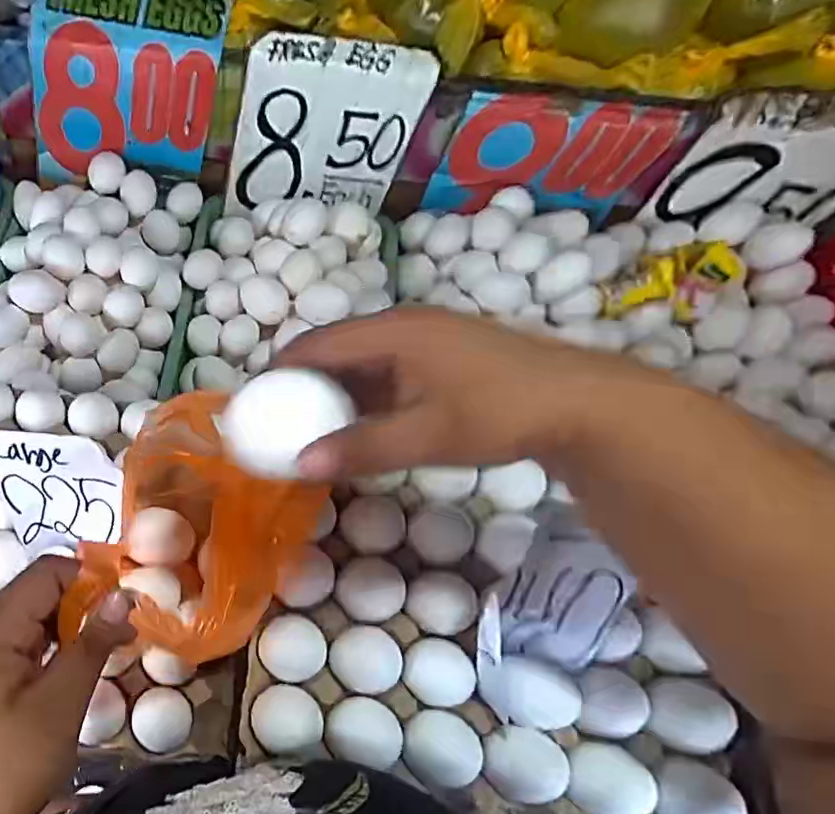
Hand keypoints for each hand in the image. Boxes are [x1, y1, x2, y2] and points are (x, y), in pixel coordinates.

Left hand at [0, 557, 134, 813]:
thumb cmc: (6, 766)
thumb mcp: (61, 703)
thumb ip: (92, 644)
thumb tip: (122, 595)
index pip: (47, 573)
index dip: (91, 578)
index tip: (129, 604)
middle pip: (42, 594)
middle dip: (89, 604)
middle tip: (131, 631)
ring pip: (39, 623)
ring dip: (79, 630)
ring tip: (118, 650)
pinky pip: (31, 650)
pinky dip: (62, 653)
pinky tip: (86, 673)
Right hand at [275, 308, 678, 479]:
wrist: (580, 405)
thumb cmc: (499, 413)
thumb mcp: (425, 437)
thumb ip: (361, 449)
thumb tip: (300, 465)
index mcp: (393, 333)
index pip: (316, 344)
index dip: (279, 372)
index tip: (255, 405)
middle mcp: (404, 327)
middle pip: (334, 351)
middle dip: (302, 386)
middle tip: (279, 424)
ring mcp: (426, 342)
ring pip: (361, 365)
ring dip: (334, 396)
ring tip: (311, 431)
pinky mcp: (442, 359)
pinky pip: (385, 375)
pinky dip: (363, 400)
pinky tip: (359, 428)